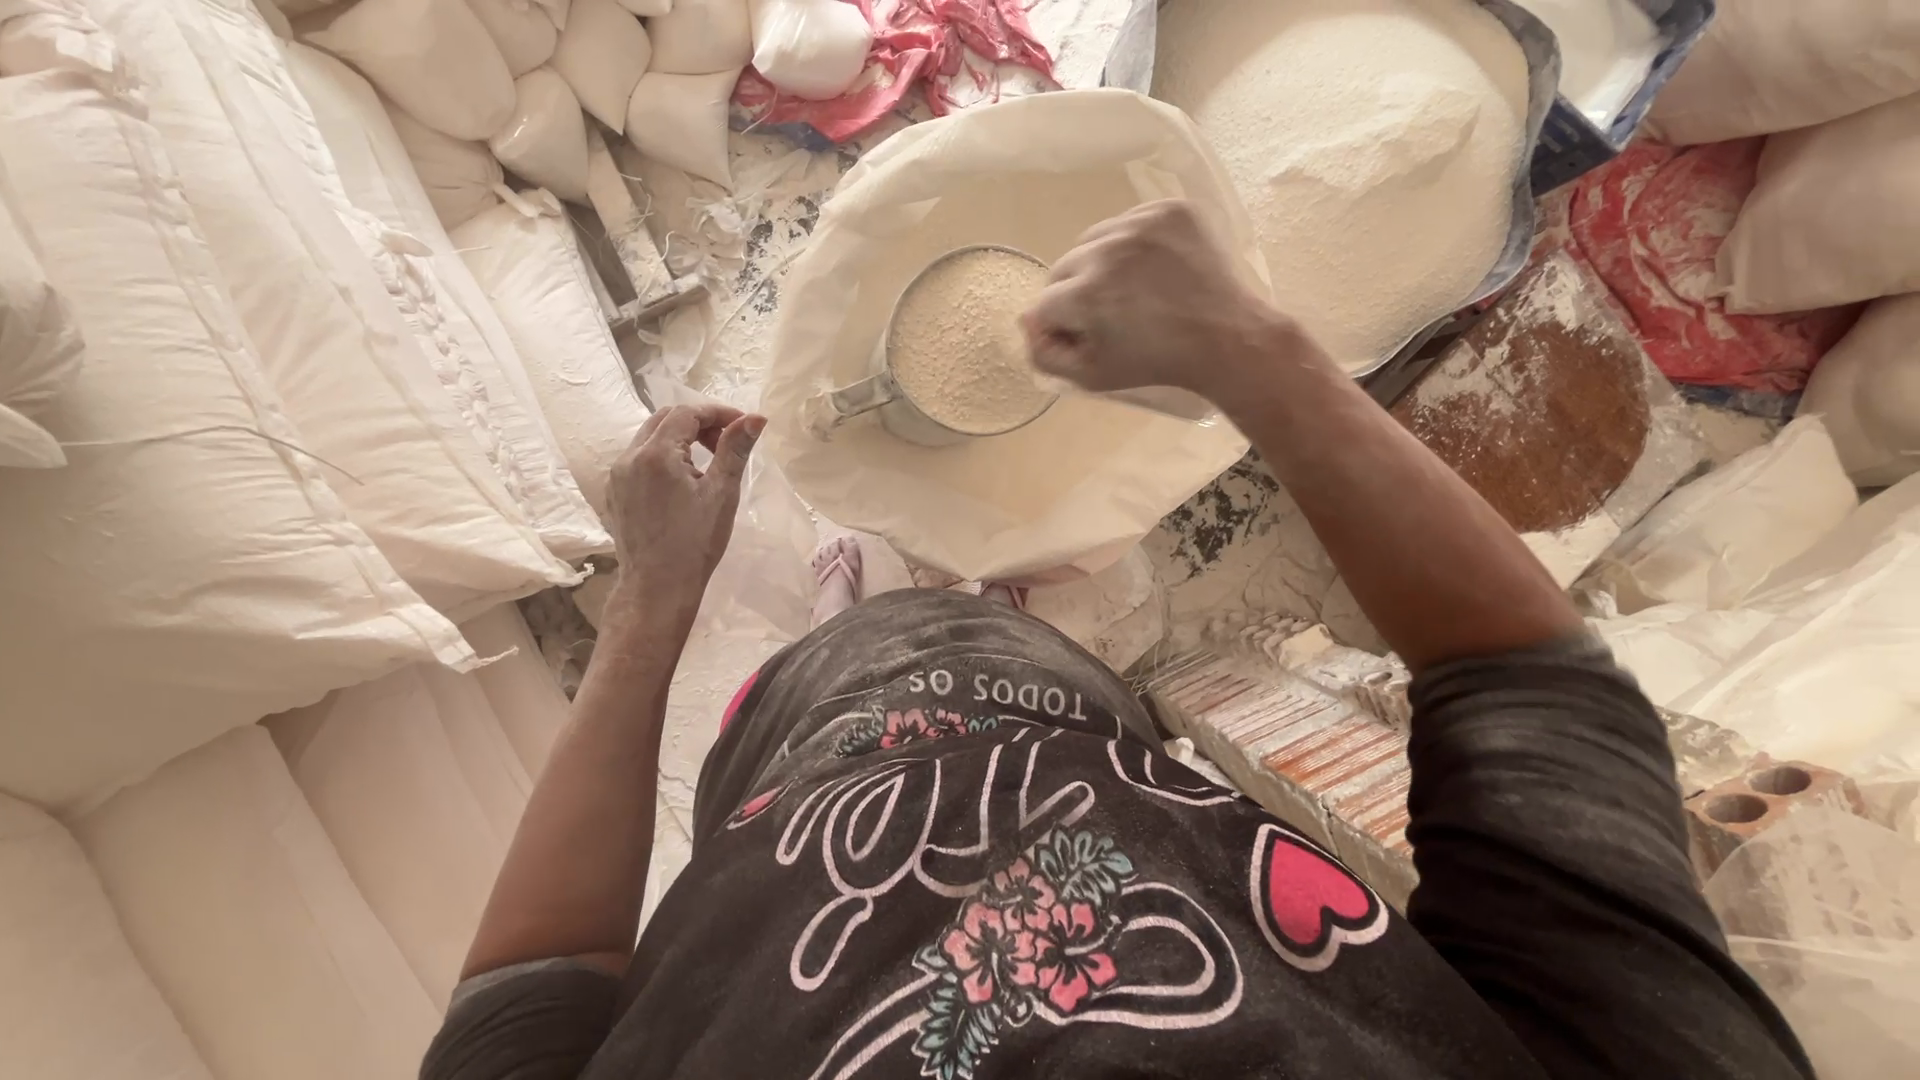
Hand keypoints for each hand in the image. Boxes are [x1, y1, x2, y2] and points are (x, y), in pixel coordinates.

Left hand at [604, 404, 765, 617]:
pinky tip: (684, 482)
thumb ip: (735, 449)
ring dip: (680, 438)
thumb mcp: (722, 493)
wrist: (657, 586)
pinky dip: (664, 456)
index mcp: (656, 454)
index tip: (742, 426)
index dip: (717, 413)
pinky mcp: (615, 492)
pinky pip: (639, 459)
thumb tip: (755, 418)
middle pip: (665, 418)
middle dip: (698, 422)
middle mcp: (629, 457)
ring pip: (650, 437)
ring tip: (708, 462)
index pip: (687, 413)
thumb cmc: (696, 542)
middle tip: (726, 442)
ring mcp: (617, 475)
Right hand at [1022, 199, 1303, 400]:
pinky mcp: (1169, 209)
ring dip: (1100, 263)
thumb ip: (1047, 355)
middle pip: (1064, 268)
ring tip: (1128, 287)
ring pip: (1093, 240)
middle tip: (1105, 312)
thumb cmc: (1157, 362)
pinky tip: (1150, 268)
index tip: (1078, 334)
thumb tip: (1027, 326)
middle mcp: (1107, 249)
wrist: (1228, 337)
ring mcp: (1141, 223)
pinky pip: (1129, 221)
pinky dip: (1132, 243)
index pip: (1043, 304)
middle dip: (1074, 292)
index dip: (1056, 324)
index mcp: (1085, 293)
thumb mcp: (1093, 376)